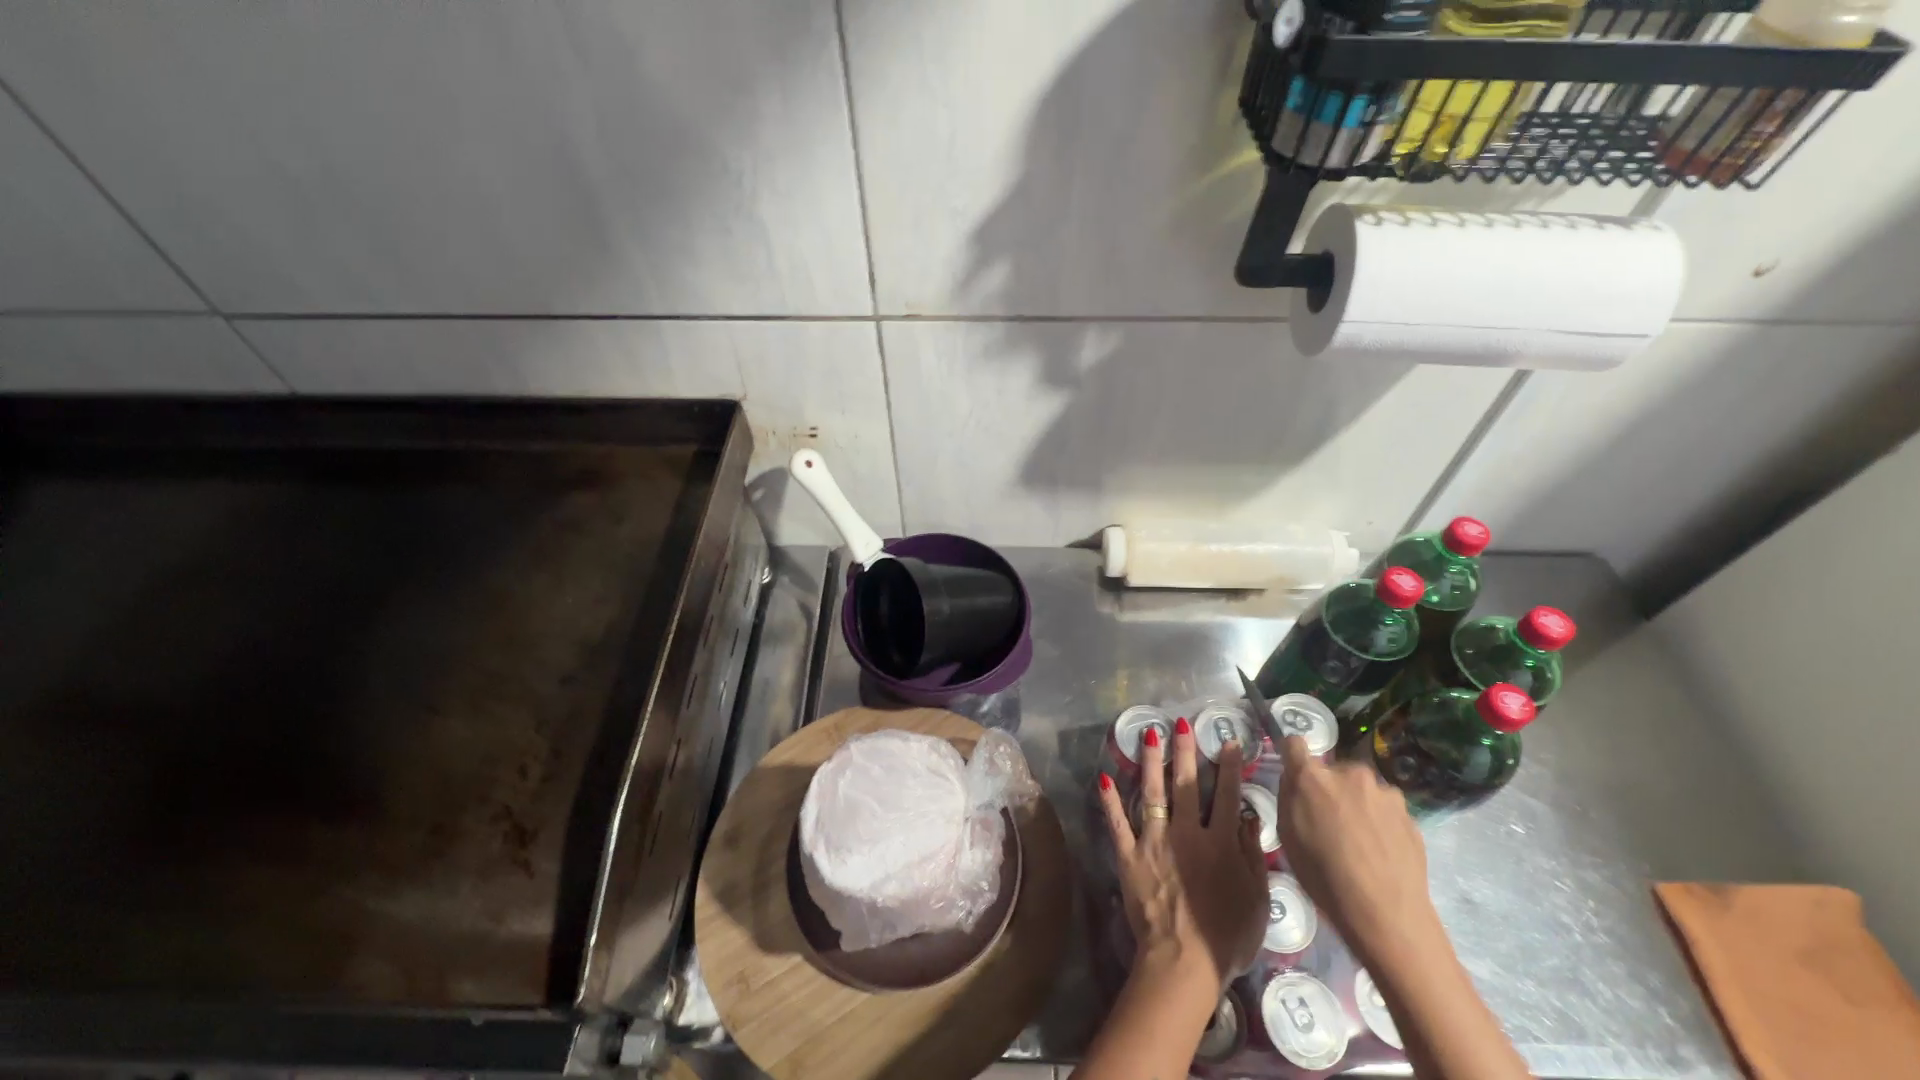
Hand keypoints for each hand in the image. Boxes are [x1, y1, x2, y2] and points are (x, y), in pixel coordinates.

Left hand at [1096, 718, 1266, 994]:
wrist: (1184, 961)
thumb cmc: (1227, 936)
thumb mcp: (1258, 899)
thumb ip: (1254, 855)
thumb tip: (1250, 817)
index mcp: (1221, 843)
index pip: (1227, 795)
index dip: (1228, 766)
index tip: (1226, 740)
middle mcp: (1187, 833)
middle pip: (1186, 784)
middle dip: (1184, 750)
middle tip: (1180, 722)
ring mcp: (1154, 842)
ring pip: (1152, 793)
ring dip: (1150, 762)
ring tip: (1147, 734)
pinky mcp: (1129, 857)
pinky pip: (1118, 825)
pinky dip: (1110, 802)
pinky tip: (1104, 779)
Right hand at [1274, 735, 1440, 967]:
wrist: (1384, 910)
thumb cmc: (1323, 875)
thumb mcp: (1288, 837)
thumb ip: (1290, 797)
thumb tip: (1295, 779)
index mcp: (1312, 777)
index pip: (1295, 744)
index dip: (1293, 756)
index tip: (1295, 774)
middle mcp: (1350, 773)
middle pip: (1334, 770)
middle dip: (1331, 787)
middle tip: (1331, 822)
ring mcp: (1384, 791)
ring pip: (1363, 789)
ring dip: (1358, 803)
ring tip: (1360, 842)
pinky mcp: (1409, 812)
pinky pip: (1385, 808)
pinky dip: (1379, 821)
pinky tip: (1380, 851)